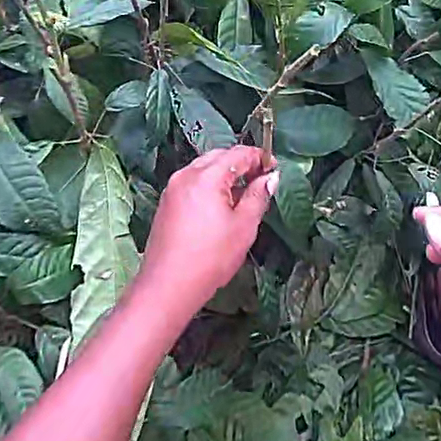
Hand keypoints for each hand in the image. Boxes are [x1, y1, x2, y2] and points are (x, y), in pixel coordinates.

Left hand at [135, 145, 277, 316]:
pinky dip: (209, 184)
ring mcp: (173, 187)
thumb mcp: (244, 227)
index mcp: (207, 176)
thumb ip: (258, 196)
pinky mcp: (167, 202)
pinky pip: (192, 181)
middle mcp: (187, 175)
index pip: (238, 153)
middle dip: (241, 163)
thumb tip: (271, 177)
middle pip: (219, 156)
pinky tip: (220, 205)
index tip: (273, 167)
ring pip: (205, 167)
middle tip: (260, 179)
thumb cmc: (210, 258)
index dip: (259, 157)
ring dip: (225, 173)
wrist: (167, 287)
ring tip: (242, 194)